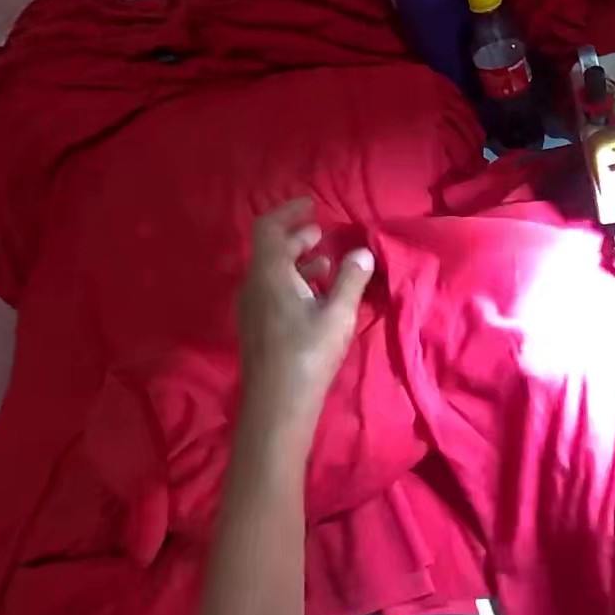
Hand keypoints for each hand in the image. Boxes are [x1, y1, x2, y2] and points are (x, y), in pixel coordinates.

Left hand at [235, 199, 374, 436]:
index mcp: (269, 273)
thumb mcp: (338, 313)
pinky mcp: (257, 326)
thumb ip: (350, 279)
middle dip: (298, 237)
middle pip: (271, 249)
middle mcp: (254, 285)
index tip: (312, 207)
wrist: (276, 407)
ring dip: (298, 262)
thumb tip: (363, 252)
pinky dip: (293, 281)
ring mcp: (252, 307)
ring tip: (327, 264)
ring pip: (272, 271)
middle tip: (323, 235)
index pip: (269, 227)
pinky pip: (272, 289)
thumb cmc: (308, 354)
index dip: (289, 212)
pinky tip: (317, 296)